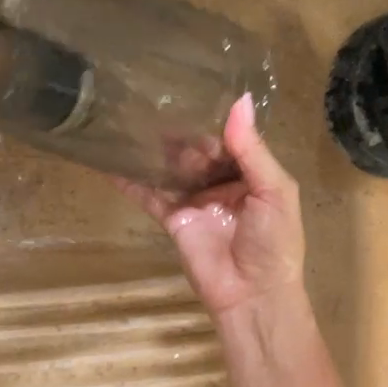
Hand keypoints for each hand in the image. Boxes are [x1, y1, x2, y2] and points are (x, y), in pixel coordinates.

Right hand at [116, 93, 306, 318]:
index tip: (192, 93)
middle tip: (156, 106)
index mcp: (252, 175)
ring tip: (132, 124)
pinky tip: (112, 166)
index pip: (229, 141)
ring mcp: (195, 203)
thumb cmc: (274, 242)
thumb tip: (239, 101)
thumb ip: (252, 150)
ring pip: (173, 171)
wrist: (252, 293)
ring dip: (157, 152)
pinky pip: (151, 198)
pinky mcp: (174, 221)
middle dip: (181, 134)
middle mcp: (222, 185)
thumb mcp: (274, 191)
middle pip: (197, 153)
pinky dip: (133, 184)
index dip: (213, 122)